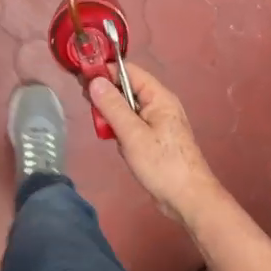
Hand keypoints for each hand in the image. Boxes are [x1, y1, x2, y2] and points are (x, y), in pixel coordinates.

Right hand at [86, 63, 221, 218]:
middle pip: (127, 90)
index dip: (106, 72)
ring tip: (107, 134)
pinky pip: (133, 127)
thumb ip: (112, 106)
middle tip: (92, 113)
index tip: (82, 80)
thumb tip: (94, 80)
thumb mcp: (132, 134)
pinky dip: (122, 133)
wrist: (188, 198)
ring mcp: (158, 123)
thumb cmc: (162, 164)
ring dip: (114, 120)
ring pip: (127, 110)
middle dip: (108, 99)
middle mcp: (159, 105)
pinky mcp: (155, 139)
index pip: (129, 71)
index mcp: (158, 97)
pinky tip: (119, 146)